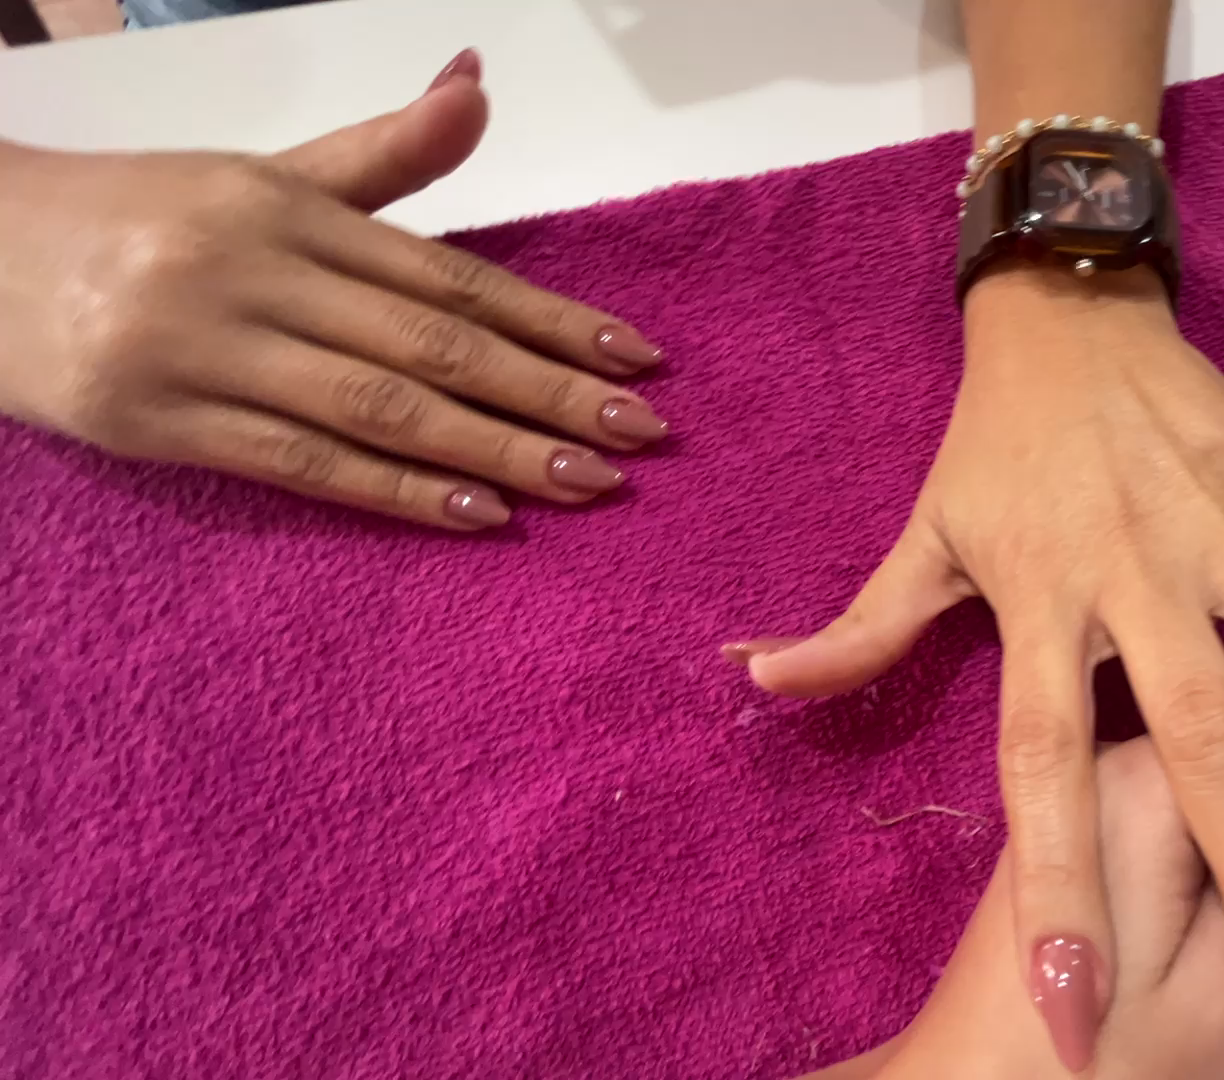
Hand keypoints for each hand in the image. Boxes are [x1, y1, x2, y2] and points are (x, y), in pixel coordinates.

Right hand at [0, 50, 666, 530]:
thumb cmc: (154, 219)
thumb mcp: (273, 179)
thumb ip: (389, 153)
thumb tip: (478, 86)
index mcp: (298, 214)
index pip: (463, 279)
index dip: (560, 324)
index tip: (643, 360)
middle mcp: (257, 274)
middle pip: (441, 346)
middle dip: (553, 394)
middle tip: (643, 432)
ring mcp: (204, 350)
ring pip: (386, 411)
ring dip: (502, 452)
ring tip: (593, 482)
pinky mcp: (159, 422)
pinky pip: (308, 467)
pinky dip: (403, 495)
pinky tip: (486, 517)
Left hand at [734, 266, 1223, 1074]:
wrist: (1069, 319)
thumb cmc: (994, 442)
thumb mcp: (923, 533)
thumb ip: (857, 624)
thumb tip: (754, 676)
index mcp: (1041, 593)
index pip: (1045, 760)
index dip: (1058, 888)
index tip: (1078, 1008)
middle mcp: (1142, 567)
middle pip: (1209, 736)